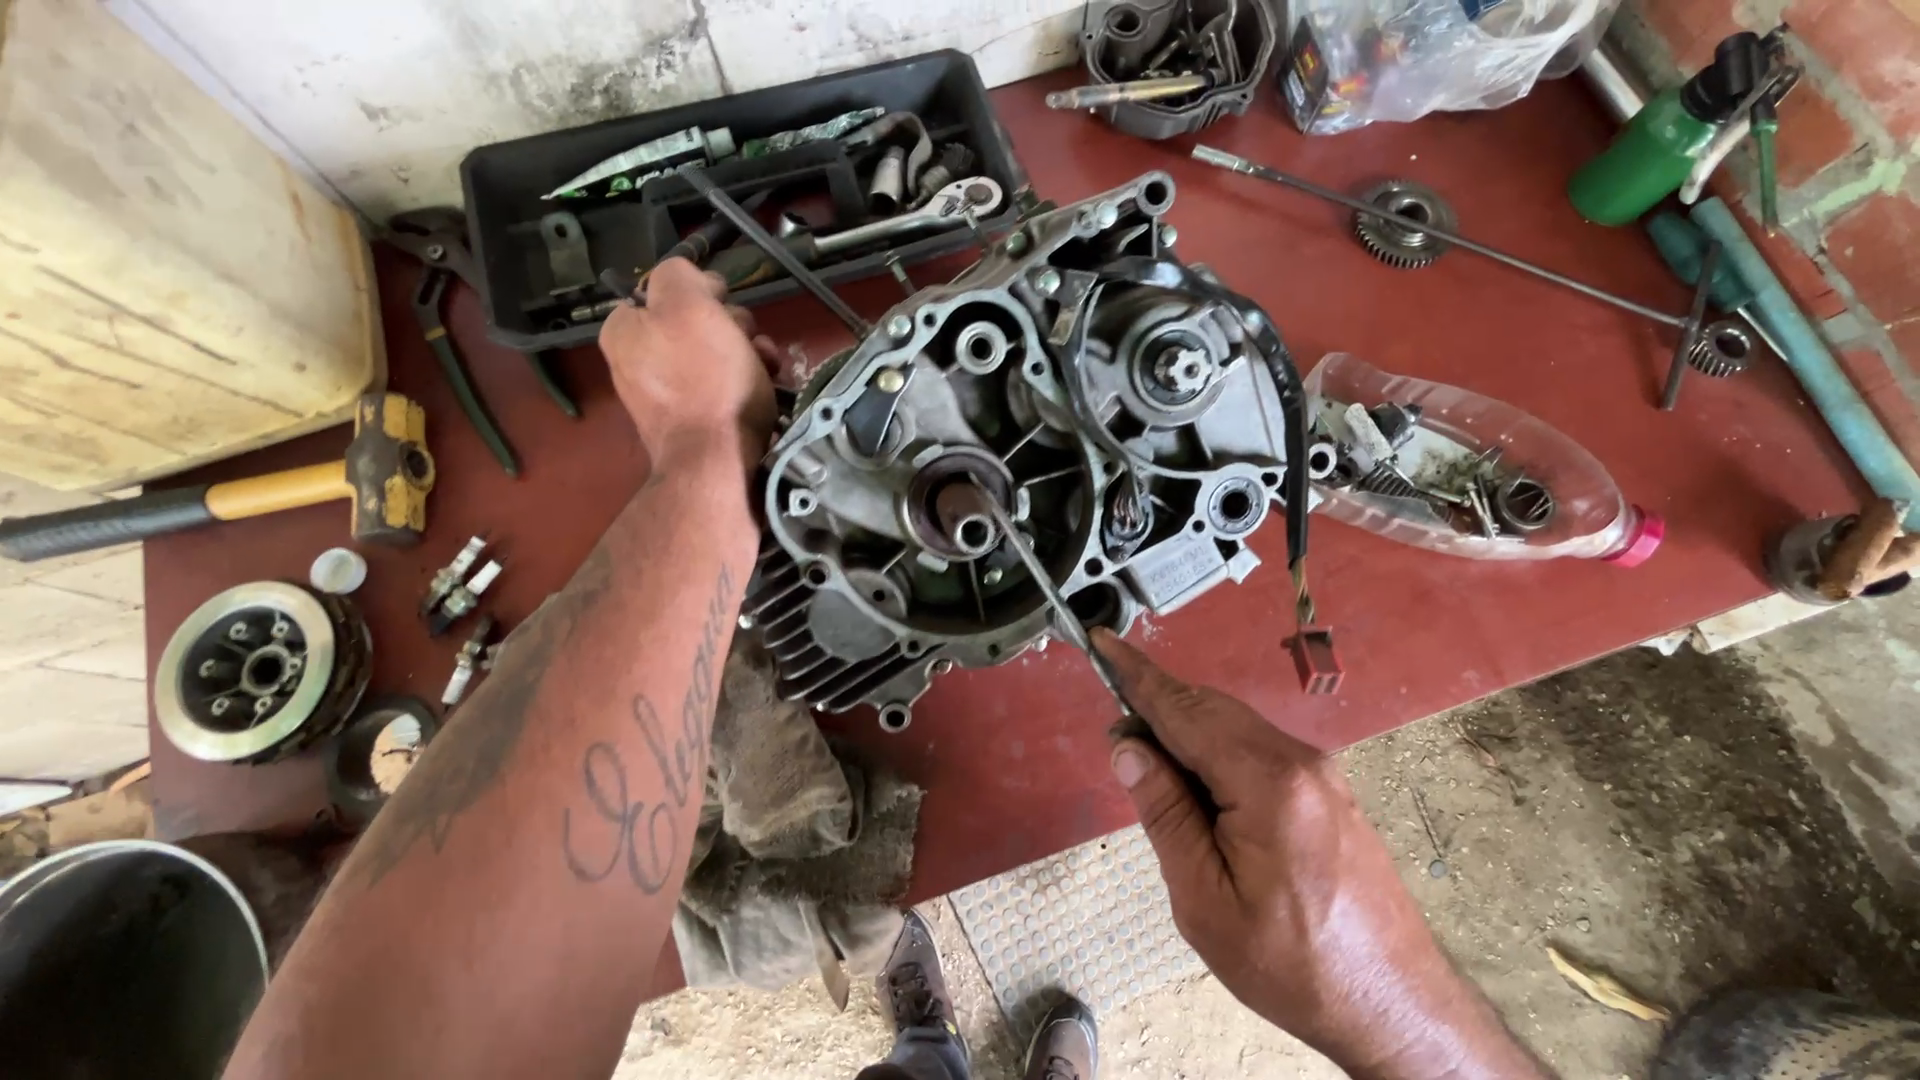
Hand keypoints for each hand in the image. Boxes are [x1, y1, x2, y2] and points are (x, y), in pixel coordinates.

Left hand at [599, 258, 779, 472]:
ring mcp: (667, 395)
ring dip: (747, 355)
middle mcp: (638, 361)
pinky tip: (764, 391)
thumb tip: (693, 281)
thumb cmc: (705, 380)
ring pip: (717, 355)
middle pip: (697, 324)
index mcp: (624, 330)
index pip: (666, 290)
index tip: (724, 306)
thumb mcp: (689, 307)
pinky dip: (746, 385)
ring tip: (764, 370)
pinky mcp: (695, 421)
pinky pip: (723, 389)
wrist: (717, 463)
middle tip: (747, 342)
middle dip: (733, 328)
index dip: (703, 293)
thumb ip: (679, 274)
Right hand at [1093, 630, 1546, 1079]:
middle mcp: (1299, 760)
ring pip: (1234, 727)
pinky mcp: (1328, 790)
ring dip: (1186, 735)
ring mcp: (1321, 773)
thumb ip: (1166, 813)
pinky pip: (1256, 749)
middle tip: (1117, 746)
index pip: (1184, 710)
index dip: (1137, 676)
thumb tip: (1128, 748)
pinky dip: (1216, 753)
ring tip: (1153, 774)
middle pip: (1210, 710)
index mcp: (1266, 782)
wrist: (1395, 1007)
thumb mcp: (1205, 899)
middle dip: (1157, 710)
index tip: (1102, 641)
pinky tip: (1200, 790)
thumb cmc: (1290, 964)